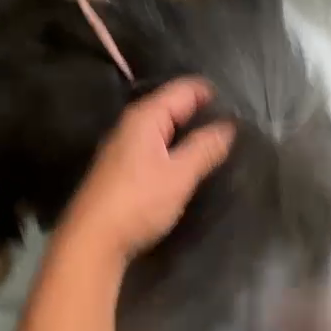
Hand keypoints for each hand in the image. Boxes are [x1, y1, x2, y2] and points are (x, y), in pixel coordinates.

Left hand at [60, 77, 236, 261]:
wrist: (93, 240)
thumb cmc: (138, 202)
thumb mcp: (179, 175)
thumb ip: (204, 148)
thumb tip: (229, 126)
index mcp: (145, 117)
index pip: (184, 89)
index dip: (211, 94)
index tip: (236, 107)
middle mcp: (130, 126)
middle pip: (171, 108)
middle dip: (199, 114)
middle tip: (230, 128)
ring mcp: (121, 149)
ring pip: (161, 131)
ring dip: (184, 136)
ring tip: (213, 148)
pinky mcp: (119, 172)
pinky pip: (152, 150)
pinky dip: (170, 153)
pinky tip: (183, 168)